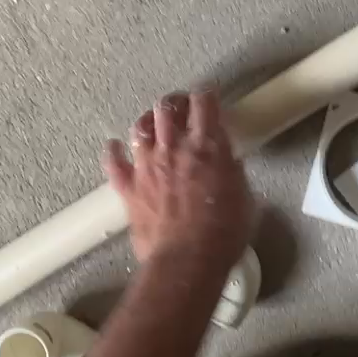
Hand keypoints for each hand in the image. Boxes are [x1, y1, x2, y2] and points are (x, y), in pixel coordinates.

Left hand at [103, 90, 254, 275]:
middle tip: (182, 108)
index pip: (204, 102)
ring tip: (156, 125)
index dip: (207, 95)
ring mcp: (147, 166)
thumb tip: (227, 161)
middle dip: (176, 102)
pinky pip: (113, 162)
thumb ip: (232, 171)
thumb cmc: (222, 233)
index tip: (209, 97)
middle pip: (168, 106)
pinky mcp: (129, 188)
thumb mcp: (244, 195)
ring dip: (149, 121)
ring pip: (141, 127)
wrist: (187, 262)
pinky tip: (114, 147)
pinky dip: (113, 152)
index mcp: (208, 147)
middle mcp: (174, 148)